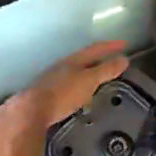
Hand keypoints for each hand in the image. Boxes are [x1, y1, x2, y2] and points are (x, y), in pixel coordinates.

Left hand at [0, 41, 128, 140]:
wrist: (31, 111)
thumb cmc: (63, 93)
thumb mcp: (88, 81)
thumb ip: (105, 70)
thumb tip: (123, 59)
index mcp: (73, 61)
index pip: (95, 49)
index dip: (110, 46)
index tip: (124, 44)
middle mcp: (62, 66)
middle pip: (84, 59)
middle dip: (99, 58)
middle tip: (113, 59)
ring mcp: (53, 79)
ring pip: (75, 71)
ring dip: (88, 72)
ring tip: (99, 77)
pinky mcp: (48, 94)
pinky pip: (69, 85)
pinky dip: (80, 85)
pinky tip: (81, 94)